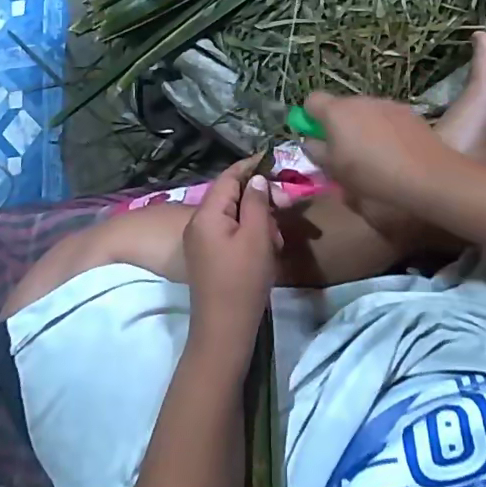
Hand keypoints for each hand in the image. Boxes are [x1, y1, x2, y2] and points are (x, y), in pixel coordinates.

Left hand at [181, 153, 279, 347]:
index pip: (229, 177)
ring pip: (234, 216)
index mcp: (207, 213)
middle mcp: (198, 222)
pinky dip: (250, 235)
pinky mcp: (208, 256)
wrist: (224, 328)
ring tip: (278, 237)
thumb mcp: (256, 236)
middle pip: (231, 196)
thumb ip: (255, 202)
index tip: (272, 159)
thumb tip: (257, 179)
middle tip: (287, 208)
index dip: (251, 165)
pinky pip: (231, 234)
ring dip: (258, 220)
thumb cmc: (243, 279)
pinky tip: (268, 249)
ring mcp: (201, 241)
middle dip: (260, 198)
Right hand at [302, 93, 461, 206]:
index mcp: (336, 112)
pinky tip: (395, 154)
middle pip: (340, 107)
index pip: (311, 100)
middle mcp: (360, 100)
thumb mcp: (335, 172)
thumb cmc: (372, 177)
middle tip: (344, 155)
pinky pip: (386, 118)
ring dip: (362, 128)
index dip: (310, 118)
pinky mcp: (409, 112)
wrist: (429, 177)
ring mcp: (387, 104)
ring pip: (365, 112)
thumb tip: (313, 142)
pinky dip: (384, 131)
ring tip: (373, 157)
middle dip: (338, 126)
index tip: (317, 139)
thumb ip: (317, 153)